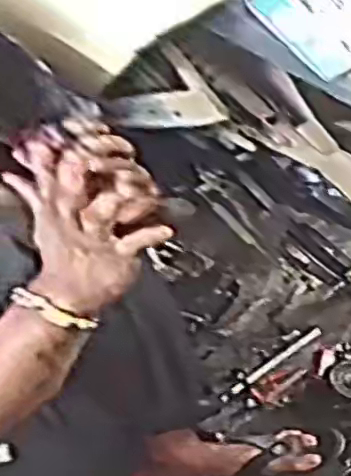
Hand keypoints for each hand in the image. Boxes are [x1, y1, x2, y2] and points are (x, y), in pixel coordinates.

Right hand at [6, 134, 171, 316]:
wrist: (70, 290)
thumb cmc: (63, 256)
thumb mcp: (44, 222)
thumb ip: (34, 195)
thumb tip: (14, 174)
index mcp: (54, 210)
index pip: (50, 179)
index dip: (54, 160)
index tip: (61, 141)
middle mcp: (71, 221)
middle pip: (70, 192)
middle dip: (78, 174)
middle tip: (90, 155)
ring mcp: (94, 238)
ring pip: (98, 214)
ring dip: (113, 201)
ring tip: (133, 188)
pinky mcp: (117, 257)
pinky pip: (133, 243)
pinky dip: (149, 236)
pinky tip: (166, 229)